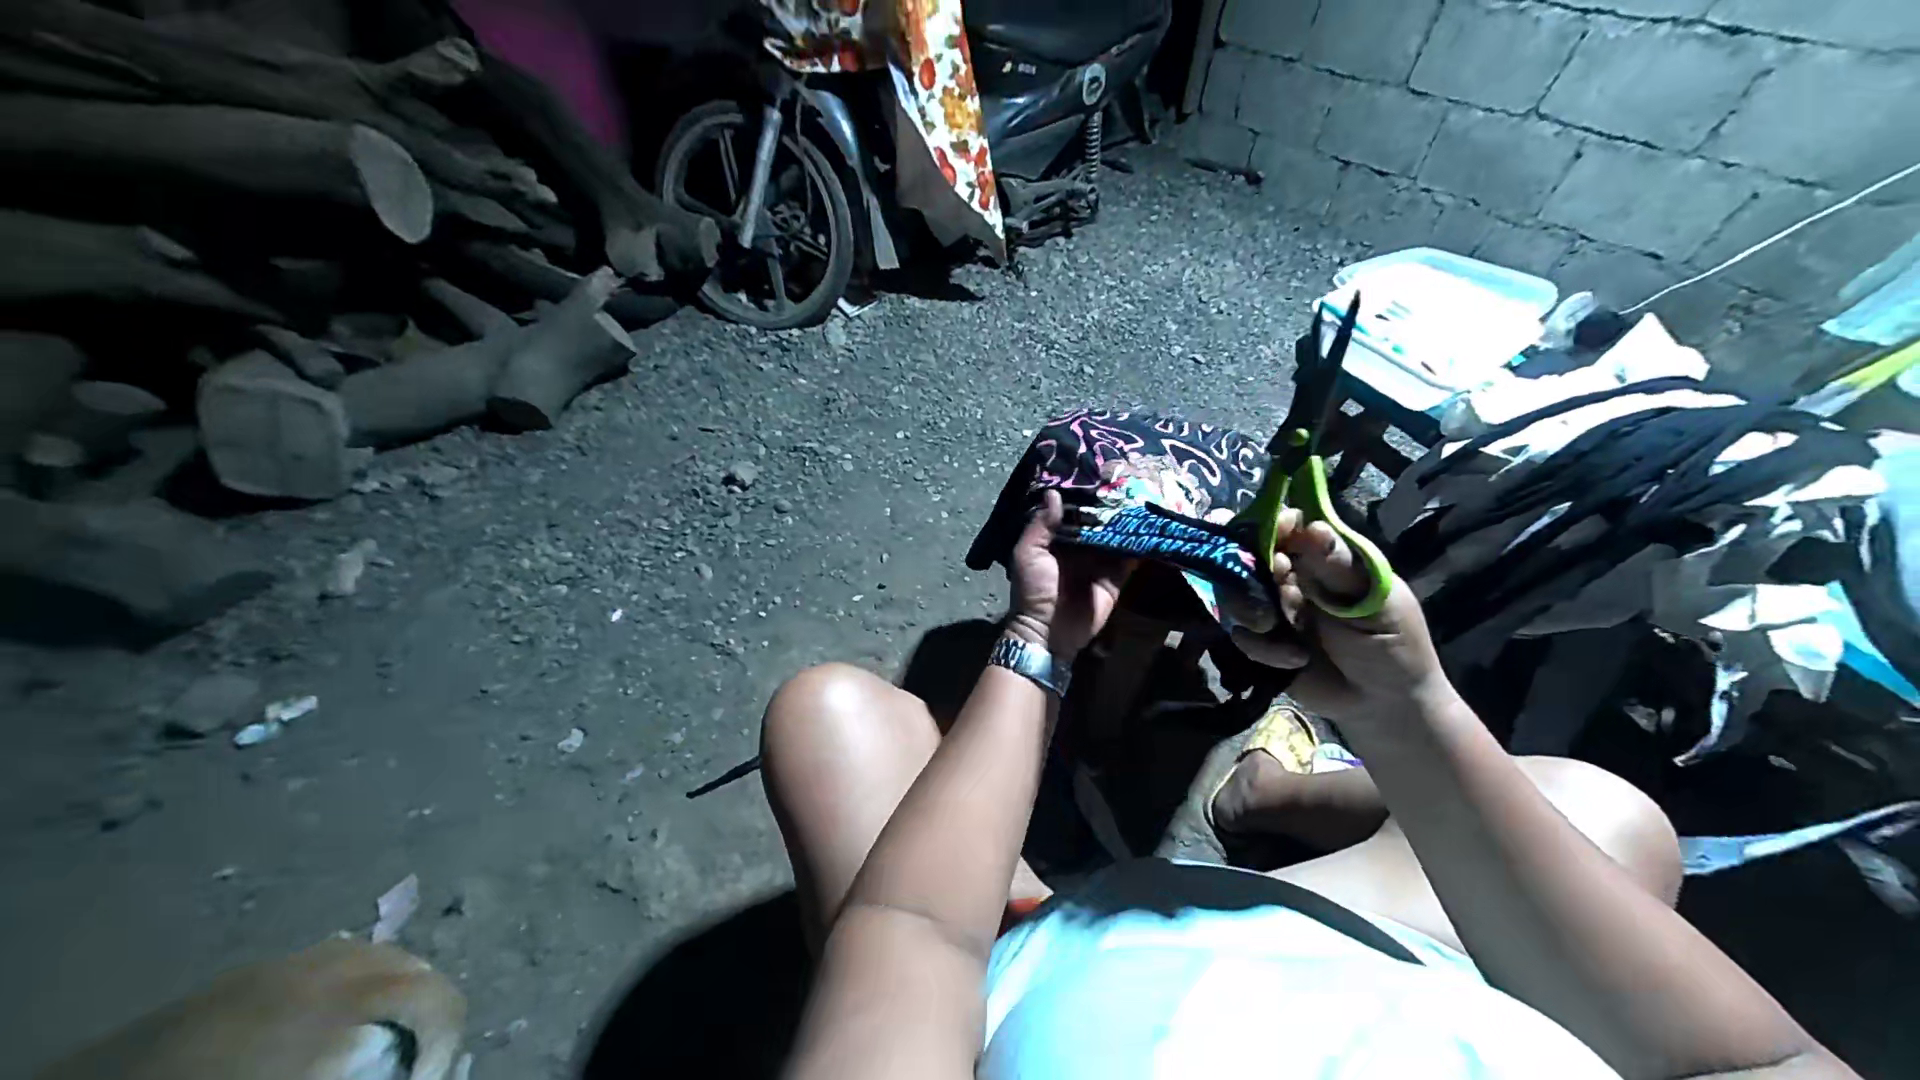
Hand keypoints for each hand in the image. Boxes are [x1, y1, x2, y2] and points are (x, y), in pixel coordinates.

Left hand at [1006, 489, 1132, 662]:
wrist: (1048, 632)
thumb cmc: (1032, 590)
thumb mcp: (1028, 553)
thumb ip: (1041, 525)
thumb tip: (1054, 492)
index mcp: (1058, 538)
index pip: (1074, 511)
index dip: (1086, 495)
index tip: (1100, 473)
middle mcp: (1081, 546)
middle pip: (1100, 521)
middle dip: (1112, 505)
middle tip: (1130, 479)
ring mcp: (1100, 561)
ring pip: (1118, 535)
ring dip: (1130, 521)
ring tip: (1147, 496)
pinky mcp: (1116, 578)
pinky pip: (1131, 558)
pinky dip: (1141, 544)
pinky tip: (1154, 526)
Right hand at [1222, 509, 1453, 719]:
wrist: (1386, 706)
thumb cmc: (1394, 645)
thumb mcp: (1376, 602)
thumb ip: (1340, 567)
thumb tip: (1312, 527)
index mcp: (1322, 558)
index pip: (1286, 526)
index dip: (1272, 525)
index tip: (1274, 535)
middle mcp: (1290, 577)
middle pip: (1247, 555)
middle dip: (1253, 572)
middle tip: (1282, 591)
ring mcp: (1271, 609)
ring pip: (1234, 594)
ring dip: (1253, 611)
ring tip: (1277, 628)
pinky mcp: (1260, 642)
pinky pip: (1240, 635)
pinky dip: (1263, 648)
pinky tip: (1295, 659)